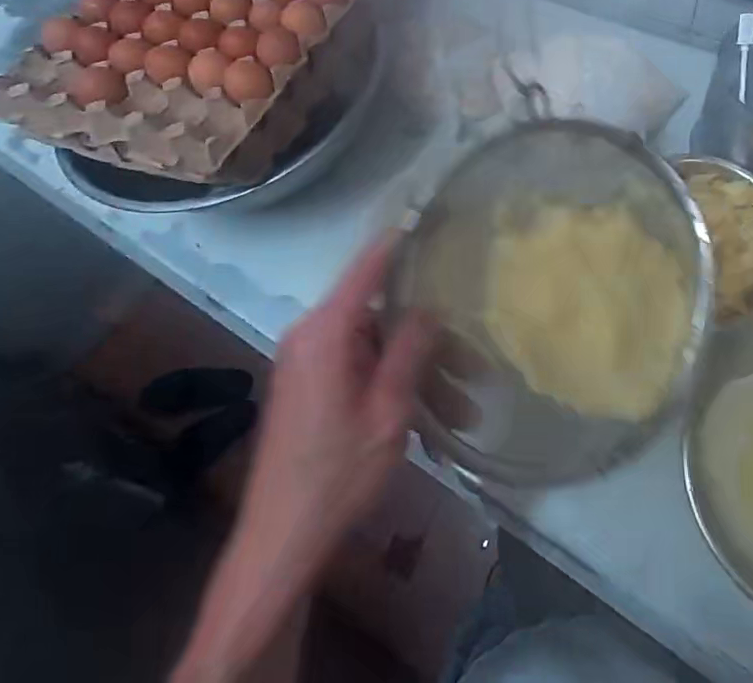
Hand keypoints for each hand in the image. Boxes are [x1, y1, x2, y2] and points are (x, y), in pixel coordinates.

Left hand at [239, 235, 436, 559]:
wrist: (281, 537)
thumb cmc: (338, 473)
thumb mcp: (389, 411)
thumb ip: (409, 350)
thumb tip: (429, 306)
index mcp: (325, 333)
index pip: (366, 269)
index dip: (396, 242)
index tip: (423, 215)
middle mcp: (311, 336)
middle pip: (380, 315)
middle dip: (427, 338)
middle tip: (471, 365)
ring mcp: (308, 360)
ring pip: (375, 346)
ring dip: (416, 370)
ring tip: (459, 409)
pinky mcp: (309, 383)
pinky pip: (360, 366)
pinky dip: (392, 382)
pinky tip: (427, 416)